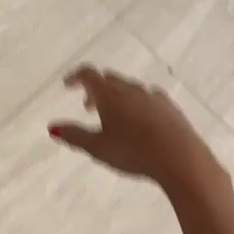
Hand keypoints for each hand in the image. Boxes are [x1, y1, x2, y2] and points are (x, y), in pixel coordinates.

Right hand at [49, 65, 219, 190]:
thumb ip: (74, 136)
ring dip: (117, 96)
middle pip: (109, 79)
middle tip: (88, 106)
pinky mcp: (170, 108)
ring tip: (114, 116)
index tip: (67, 85)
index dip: (76, 77)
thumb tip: (52, 127)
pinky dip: (137, 103)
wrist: (181, 158)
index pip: (88, 75)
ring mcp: (153, 96)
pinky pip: (148, 97)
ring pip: (129, 88)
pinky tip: (141, 119)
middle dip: (96, 89)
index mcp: (109, 95)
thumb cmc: (133, 152)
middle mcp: (130, 89)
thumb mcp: (98, 148)